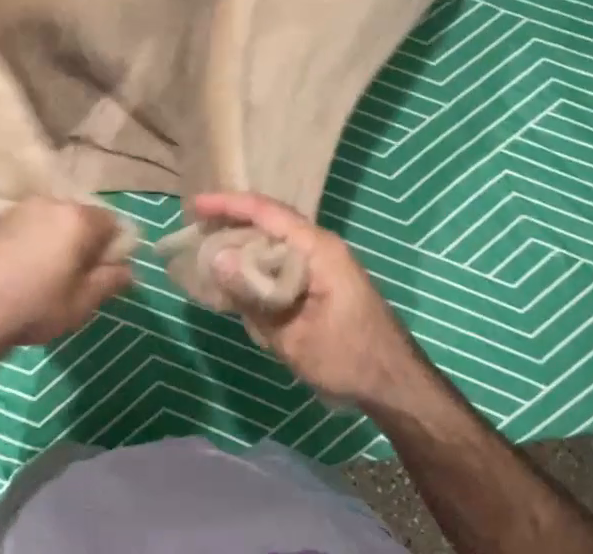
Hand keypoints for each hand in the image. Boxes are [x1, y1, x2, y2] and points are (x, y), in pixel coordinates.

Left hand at [0, 199, 133, 371]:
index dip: (115, 246)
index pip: (112, 222)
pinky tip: (18, 270)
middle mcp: (49, 203)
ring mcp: (17, 208)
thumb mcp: (81, 304)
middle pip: (79, 217)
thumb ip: (110, 281)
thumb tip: (128, 269)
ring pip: (50, 219)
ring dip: (55, 239)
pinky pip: (24, 225)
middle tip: (78, 276)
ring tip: (46, 274)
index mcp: (77, 219)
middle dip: (84, 241)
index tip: (107, 272)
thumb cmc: (33, 307)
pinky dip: (29, 240)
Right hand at [190, 191, 431, 411]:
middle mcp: (322, 246)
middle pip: (271, 218)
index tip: (194, 206)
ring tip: (209, 245)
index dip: (228, 204)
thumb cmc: (347, 360)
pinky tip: (238, 273)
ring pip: (277, 237)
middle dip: (232, 217)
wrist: (397, 388)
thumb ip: (253, 295)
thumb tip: (216, 259)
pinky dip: (258, 258)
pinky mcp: (325, 279)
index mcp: (318, 249)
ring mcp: (326, 262)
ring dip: (244, 238)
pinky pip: (285, 256)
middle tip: (195, 225)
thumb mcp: (293, 334)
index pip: (267, 212)